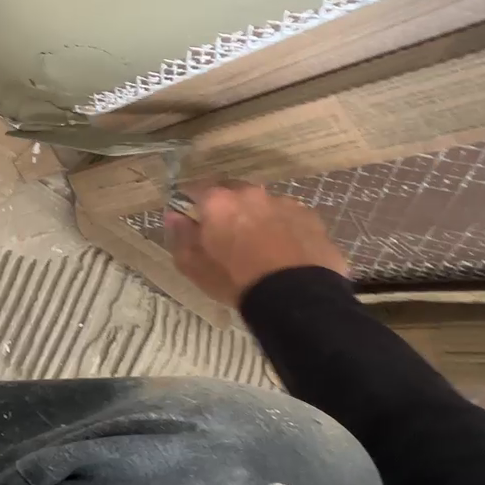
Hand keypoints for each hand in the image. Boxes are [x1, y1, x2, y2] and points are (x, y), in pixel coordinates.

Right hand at [164, 181, 348, 306]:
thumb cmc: (234, 279)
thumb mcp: (193, 265)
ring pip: (263, 204)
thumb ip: (180, 235)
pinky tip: (284, 250)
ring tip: (260, 244)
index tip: (191, 218)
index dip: (192, 203)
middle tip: (226, 232)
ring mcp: (284, 203)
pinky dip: (283, 227)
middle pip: (232, 192)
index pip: (195, 189)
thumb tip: (174, 215)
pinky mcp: (311, 217)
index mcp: (217, 201)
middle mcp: (250, 193)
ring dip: (257, 216)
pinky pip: (289, 217)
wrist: (294, 296)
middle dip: (227, 207)